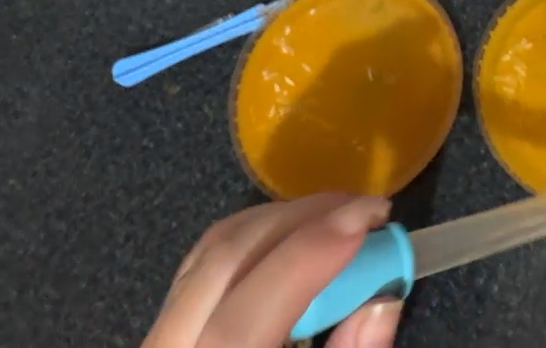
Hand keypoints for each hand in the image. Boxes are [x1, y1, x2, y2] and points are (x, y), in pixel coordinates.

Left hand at [143, 193, 402, 347]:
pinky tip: (298, 243)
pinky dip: (256, 243)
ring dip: (283, 223)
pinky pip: (203, 269)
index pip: (240, 327)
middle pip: (223, 267)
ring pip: (209, 256)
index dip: (306, 259)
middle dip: (304, 220)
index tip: (369, 220)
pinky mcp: (162, 339)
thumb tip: (383, 297)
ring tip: (343, 219)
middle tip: (370, 210)